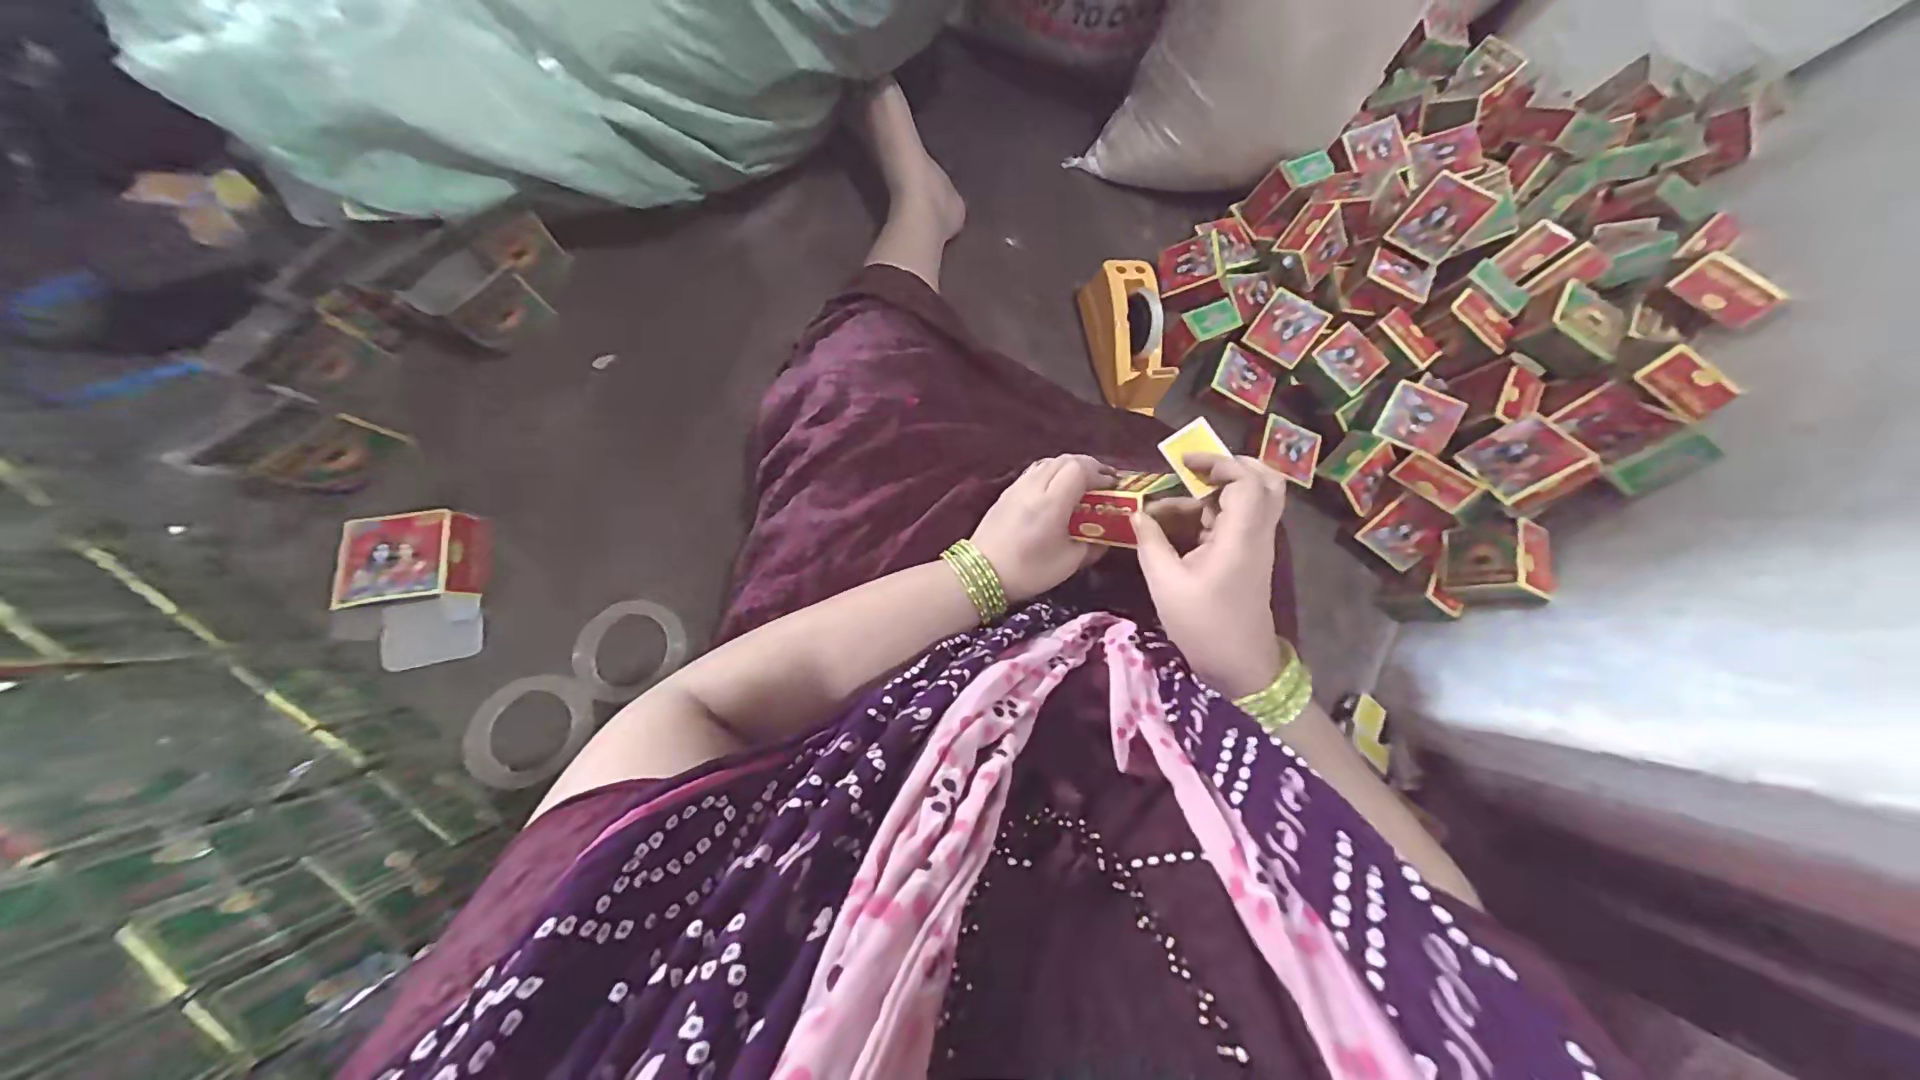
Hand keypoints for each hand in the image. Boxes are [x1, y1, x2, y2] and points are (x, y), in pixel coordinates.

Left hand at [971, 455, 1114, 602]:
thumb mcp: (1069, 563)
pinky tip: (1056, 490)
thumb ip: (1093, 545)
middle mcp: (1034, 486)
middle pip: (1065, 460)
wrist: (980, 573)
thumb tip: (1106, 537)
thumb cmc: (1028, 570)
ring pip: (1048, 463)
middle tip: (1103, 483)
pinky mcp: (1006, 492)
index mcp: (1052, 502)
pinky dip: (1051, 473)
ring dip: (1069, 468)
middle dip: (1088, 467)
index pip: (1080, 469)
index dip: (1100, 474)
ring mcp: (1017, 486)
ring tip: (1081, 484)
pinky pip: (1034, 471)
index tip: (1113, 487)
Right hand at [1132, 453, 1286, 698]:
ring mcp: (1254, 545)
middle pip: (1262, 482)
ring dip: (1207, 496)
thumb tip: (1138, 514)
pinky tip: (1172, 528)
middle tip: (1192, 470)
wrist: (1239, 665)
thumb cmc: (1204, 625)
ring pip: (1243, 501)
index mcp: (1242, 536)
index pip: (1246, 481)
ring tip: (1163, 511)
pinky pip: (1232, 522)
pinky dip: (1207, 516)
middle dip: (1228, 468)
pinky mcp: (1246, 557)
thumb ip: (1151, 542)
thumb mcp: (1166, 583)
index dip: (1218, 462)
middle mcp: (1256, 533)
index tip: (1184, 462)